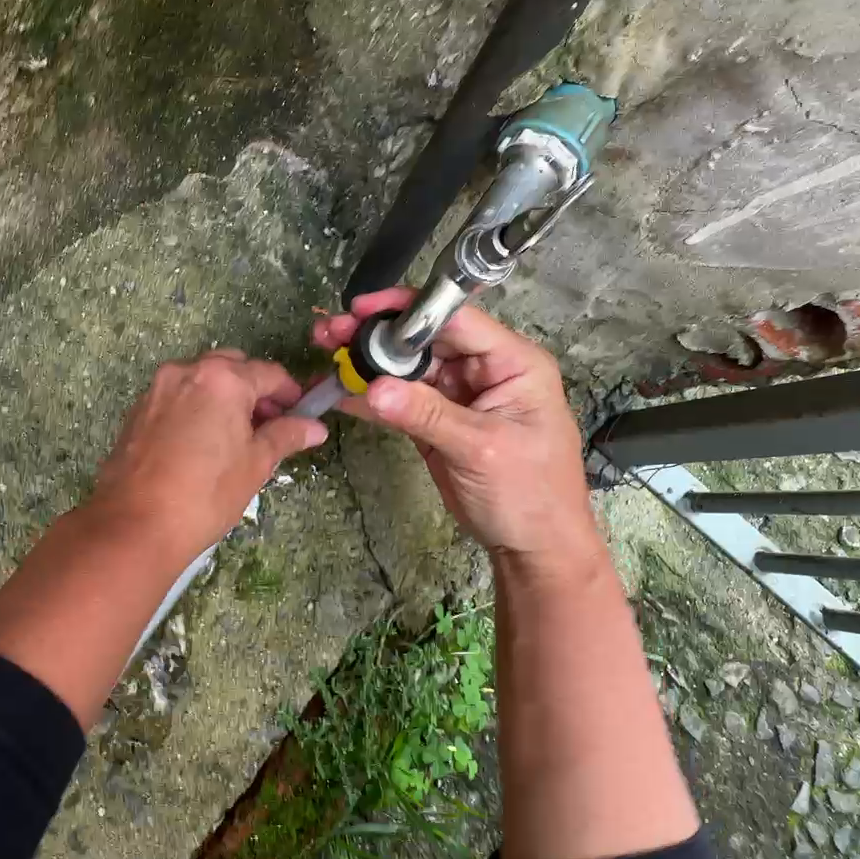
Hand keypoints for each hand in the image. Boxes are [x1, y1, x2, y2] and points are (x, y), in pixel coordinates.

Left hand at [82, 349, 327, 566]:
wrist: (136, 522)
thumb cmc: (206, 493)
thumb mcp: (256, 464)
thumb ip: (286, 436)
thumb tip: (315, 427)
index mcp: (223, 379)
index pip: (269, 373)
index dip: (290, 392)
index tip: (300, 413)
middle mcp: (188, 371)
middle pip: (233, 366)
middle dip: (254, 389)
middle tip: (268, 424)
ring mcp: (158, 387)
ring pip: (202, 378)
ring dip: (224, 395)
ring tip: (235, 435)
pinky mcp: (139, 408)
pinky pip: (178, 395)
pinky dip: (196, 406)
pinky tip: (201, 441)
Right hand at [311, 288, 597, 573]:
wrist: (534, 549)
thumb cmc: (529, 495)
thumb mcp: (482, 449)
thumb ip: (427, 415)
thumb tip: (373, 388)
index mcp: (511, 363)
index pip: (456, 321)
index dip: (409, 310)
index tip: (362, 310)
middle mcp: (483, 370)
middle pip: (425, 339)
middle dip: (377, 334)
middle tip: (330, 331)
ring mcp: (457, 396)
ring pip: (407, 367)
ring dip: (367, 361)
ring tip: (325, 350)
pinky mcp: (436, 422)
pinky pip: (400, 400)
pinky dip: (370, 396)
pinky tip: (337, 389)